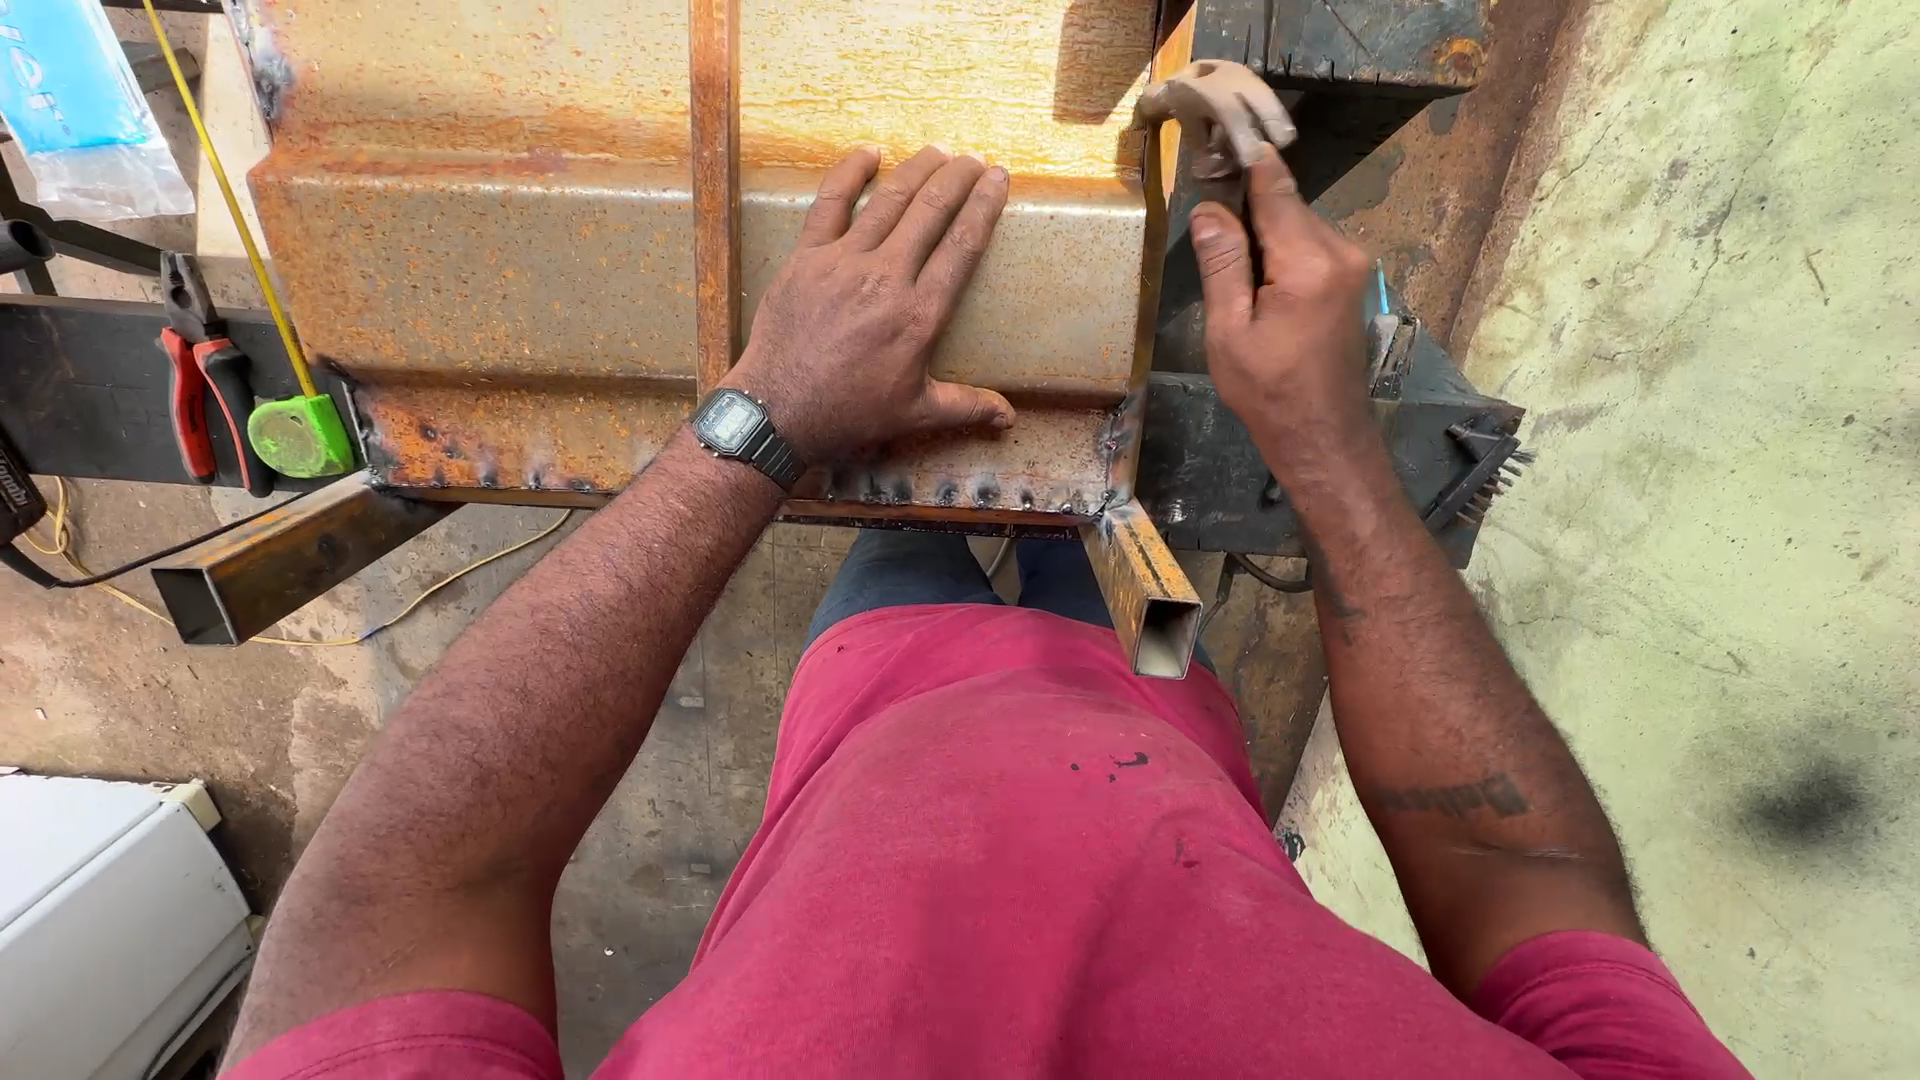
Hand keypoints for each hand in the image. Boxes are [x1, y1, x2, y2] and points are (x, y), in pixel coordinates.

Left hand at [723, 145, 1015, 462]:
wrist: (780, 410)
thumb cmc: (850, 414)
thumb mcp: (915, 413)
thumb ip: (966, 407)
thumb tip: (1010, 419)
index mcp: (919, 316)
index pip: (962, 246)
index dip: (984, 206)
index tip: (999, 180)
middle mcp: (886, 278)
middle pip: (930, 211)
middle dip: (958, 178)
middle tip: (975, 160)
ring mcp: (843, 262)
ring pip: (888, 200)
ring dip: (918, 169)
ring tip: (939, 152)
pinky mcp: (807, 257)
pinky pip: (830, 202)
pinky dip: (850, 172)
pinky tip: (870, 152)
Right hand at [1188, 146, 1376, 482]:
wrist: (1320, 434)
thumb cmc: (1267, 392)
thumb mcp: (1229, 332)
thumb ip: (1222, 266)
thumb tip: (1207, 210)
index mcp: (1308, 263)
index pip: (1276, 191)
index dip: (1248, 163)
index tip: (1221, 136)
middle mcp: (1341, 251)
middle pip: (1287, 208)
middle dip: (1248, 212)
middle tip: (1205, 221)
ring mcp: (1354, 266)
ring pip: (1299, 228)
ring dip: (1264, 237)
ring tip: (1227, 266)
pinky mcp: (1353, 282)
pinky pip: (1311, 249)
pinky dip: (1282, 255)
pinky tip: (1258, 286)